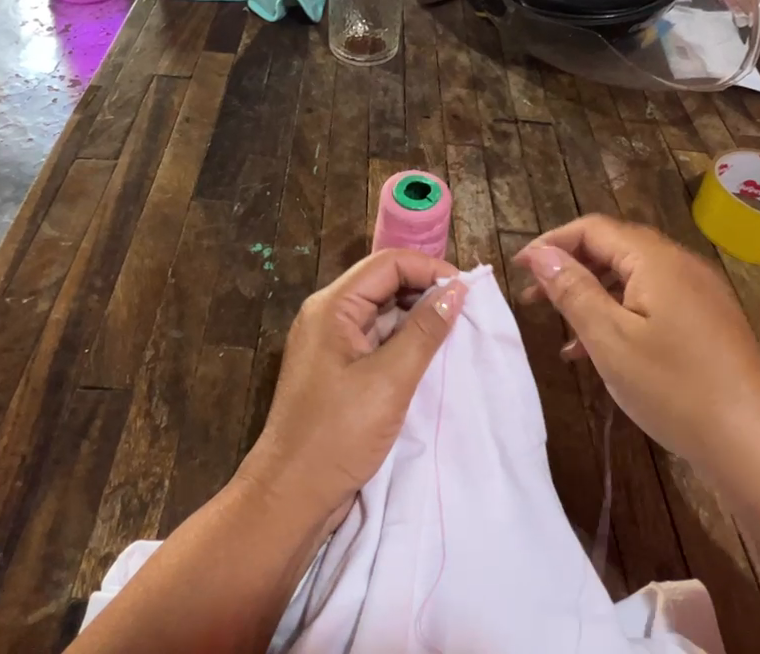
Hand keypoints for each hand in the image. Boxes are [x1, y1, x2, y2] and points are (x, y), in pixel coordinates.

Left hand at [237, 250, 463, 518]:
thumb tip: (457, 290)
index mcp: (332, 307)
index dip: (429, 268)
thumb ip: (424, 331)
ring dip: (418, 317)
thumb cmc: (338, 434)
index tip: (467, 291)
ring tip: (457, 332)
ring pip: (383, 312)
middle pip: (384, 283)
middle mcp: (329, 315)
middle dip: (426, 290)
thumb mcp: (389, 381)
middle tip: (468, 312)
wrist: (292, 495)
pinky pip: (377, 340)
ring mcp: (332, 343)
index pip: (387, 263)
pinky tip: (433, 356)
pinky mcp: (339, 369)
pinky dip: (405, 342)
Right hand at [514, 215, 759, 470]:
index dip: (552, 243)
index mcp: (655, 260)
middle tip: (533, 299)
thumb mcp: (610, 339)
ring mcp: (699, 296)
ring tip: (559, 333)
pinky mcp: (707, 325)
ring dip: (592, 297)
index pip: (593, 229)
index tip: (519, 269)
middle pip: (614, 249)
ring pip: (632, 280)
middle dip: (570, 269)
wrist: (756, 444)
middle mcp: (680, 266)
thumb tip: (541, 253)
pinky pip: (652, 304)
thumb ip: (573, 290)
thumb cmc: (674, 386)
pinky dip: (620, 317)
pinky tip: (599, 354)